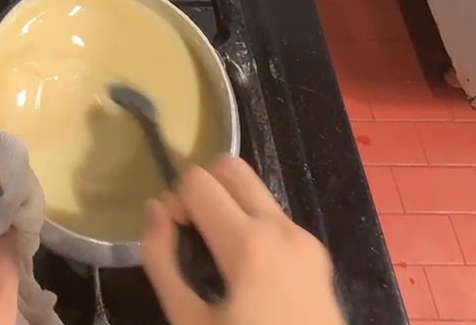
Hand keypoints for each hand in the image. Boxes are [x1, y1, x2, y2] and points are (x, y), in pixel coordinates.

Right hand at [141, 156, 342, 324]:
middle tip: (194, 232)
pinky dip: (250, 222)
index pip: (197, 180)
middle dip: (203, 188)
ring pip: (253, 187)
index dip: (176, 202)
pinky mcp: (319, 255)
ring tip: (218, 254)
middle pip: (229, 167)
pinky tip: (246, 272)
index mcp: (248, 243)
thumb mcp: (189, 324)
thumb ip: (161, 260)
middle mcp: (280, 229)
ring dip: (227, 203)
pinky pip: (273, 215)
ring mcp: (305, 240)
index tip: (176, 239)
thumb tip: (156, 210)